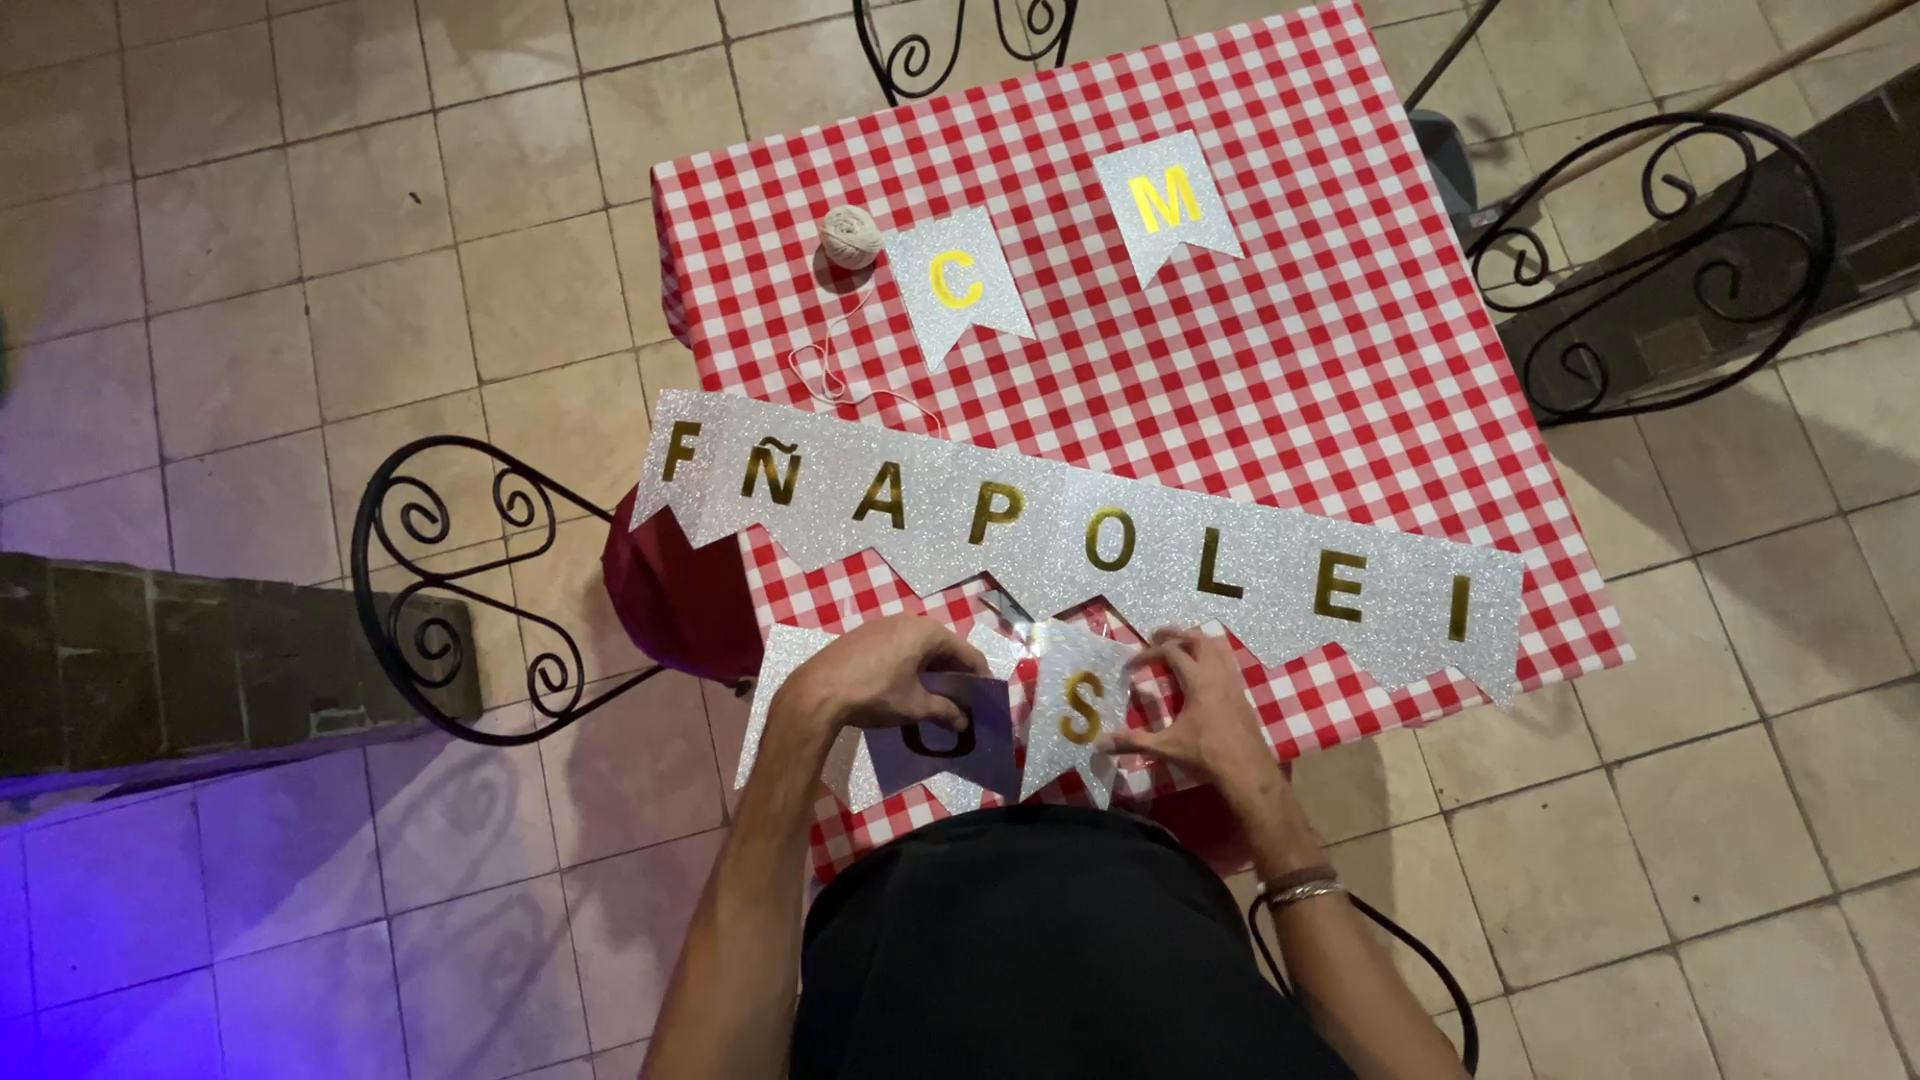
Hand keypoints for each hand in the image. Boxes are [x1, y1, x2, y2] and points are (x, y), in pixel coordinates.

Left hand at [768, 614, 990, 737]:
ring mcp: (883, 624)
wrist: (817, 691)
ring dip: (932, 669)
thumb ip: (944, 711)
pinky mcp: (864, 635)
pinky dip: (910, 664)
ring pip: (919, 646)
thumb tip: (963, 722)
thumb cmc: (875, 694)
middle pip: (943, 647)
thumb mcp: (914, 706)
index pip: (966, 652)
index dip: (979, 675)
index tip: (986, 696)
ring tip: (937, 695)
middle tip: (963, 698)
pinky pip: (899, 647)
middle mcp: (908, 620)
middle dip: (955, 673)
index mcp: (927, 632)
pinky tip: (907, 686)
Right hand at [1096, 627, 1274, 790]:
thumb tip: (1101, 743)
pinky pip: (1227, 662)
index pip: (1170, 651)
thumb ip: (1133, 742)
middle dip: (1175, 634)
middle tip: (1156, 637)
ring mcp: (1233, 682)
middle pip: (1197, 638)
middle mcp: (1217, 674)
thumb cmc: (1207, 756)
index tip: (1130, 666)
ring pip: (1217, 647)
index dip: (1147, 653)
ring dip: (1197, 641)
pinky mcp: (1242, 694)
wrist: (1249, 772)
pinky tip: (1203, 672)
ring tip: (1180, 645)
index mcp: (1198, 681)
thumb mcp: (1166, 748)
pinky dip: (1212, 656)